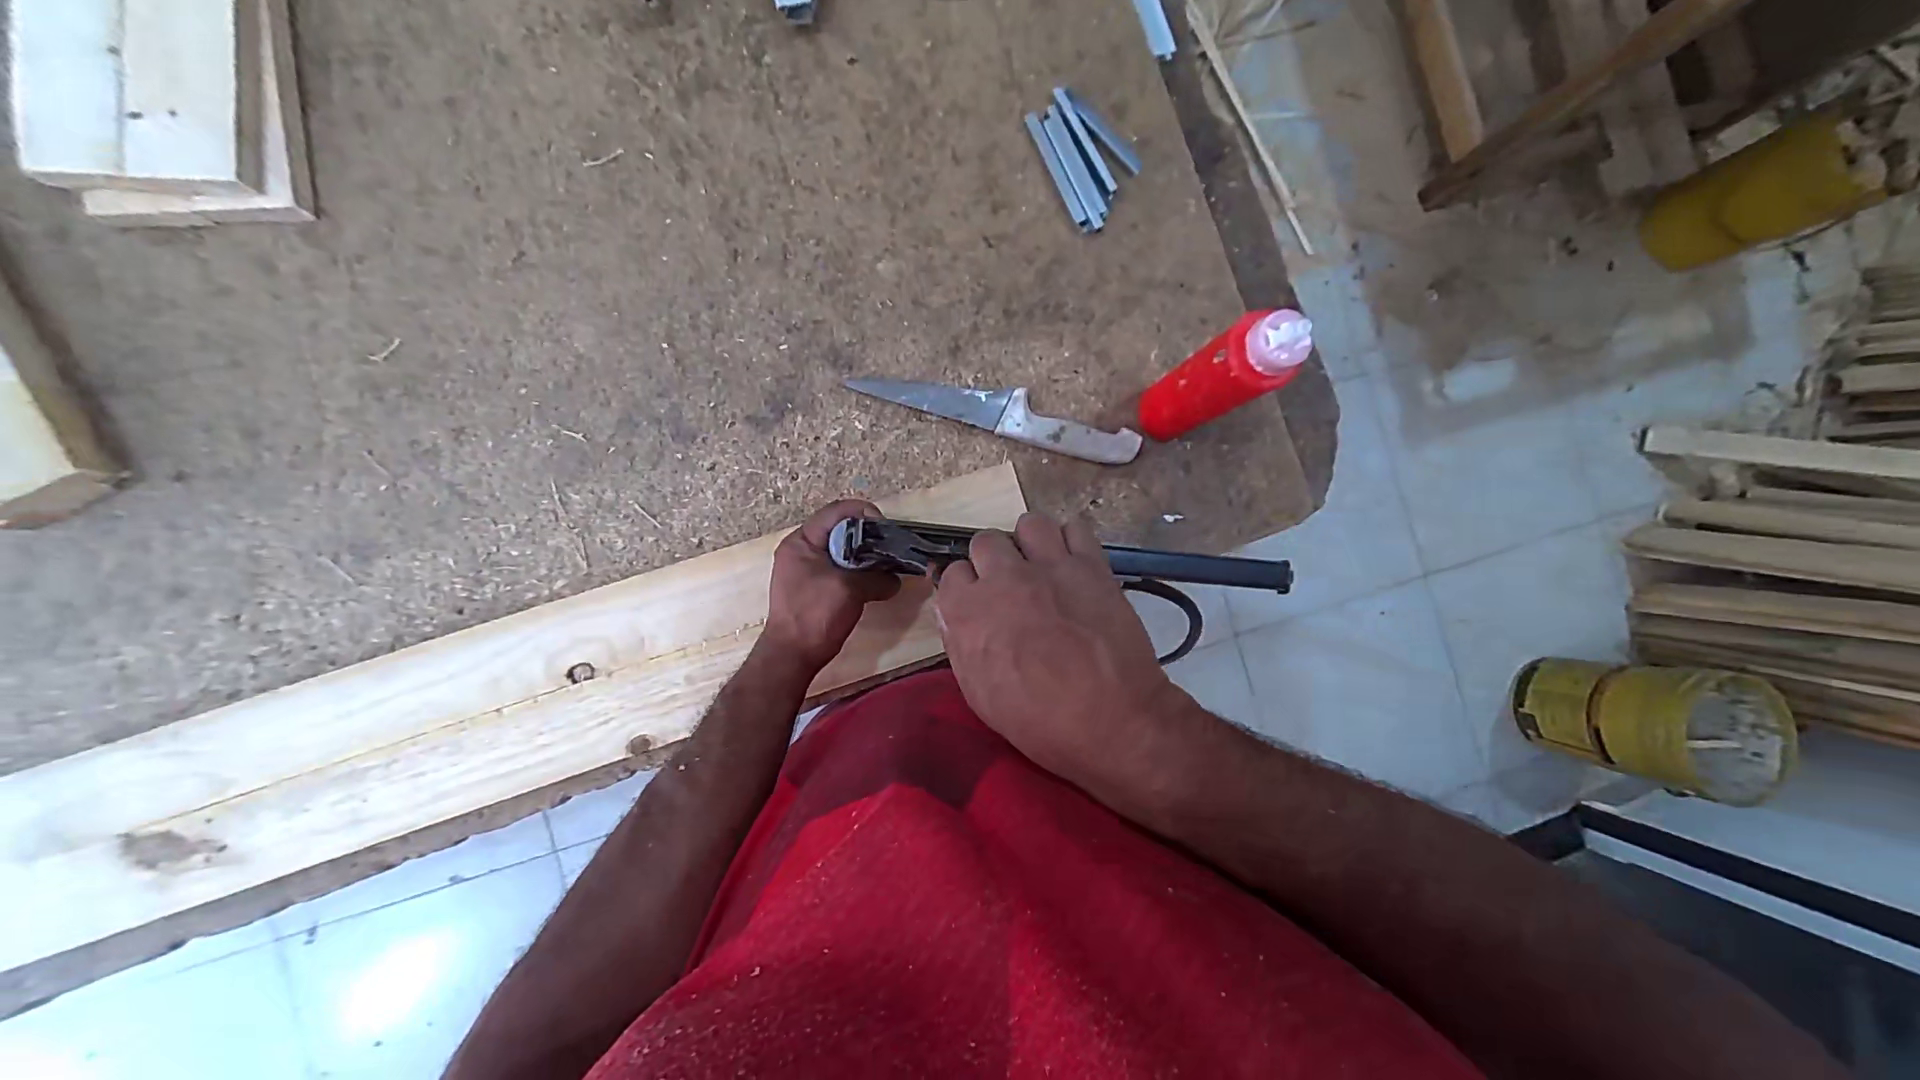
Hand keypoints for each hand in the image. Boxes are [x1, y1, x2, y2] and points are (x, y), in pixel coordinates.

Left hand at [761, 499, 902, 670]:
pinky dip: (858, 572)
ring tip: (887, 565)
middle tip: (890, 547)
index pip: (836, 512)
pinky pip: (840, 569)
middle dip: (867, 537)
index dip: (863, 513)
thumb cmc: (815, 615)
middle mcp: (802, 550)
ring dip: (865, 557)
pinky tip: (875, 583)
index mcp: (801, 542)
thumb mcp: (850, 589)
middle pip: (840, 530)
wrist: (793, 655)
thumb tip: (894, 580)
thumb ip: (876, 578)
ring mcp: (807, 569)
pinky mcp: (815, 586)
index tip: (885, 528)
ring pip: (842, 551)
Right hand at [934, 513, 1193, 801]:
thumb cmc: (1039, 720)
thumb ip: (960, 644)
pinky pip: (1074, 528)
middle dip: (992, 561)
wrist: (1112, 719)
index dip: (965, 589)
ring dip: (1030, 542)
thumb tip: (953, 614)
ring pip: (1029, 524)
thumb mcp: (980, 694)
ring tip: (1042, 567)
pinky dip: (1071, 541)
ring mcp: (1049, 566)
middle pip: (985, 542)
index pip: (951, 574)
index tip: (978, 603)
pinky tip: (1074, 565)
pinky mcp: (1091, 565)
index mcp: (968, 611)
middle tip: (1010, 587)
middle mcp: (1004, 578)